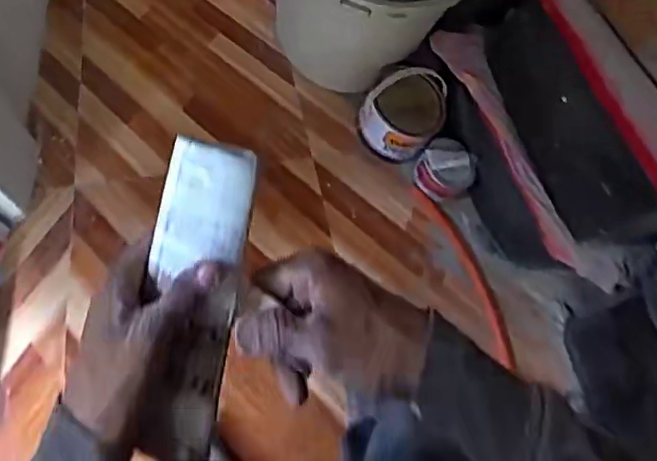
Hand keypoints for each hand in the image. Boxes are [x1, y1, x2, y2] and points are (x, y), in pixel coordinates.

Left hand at [62, 241, 223, 451]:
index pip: (148, 243)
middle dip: (186, 268)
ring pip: (160, 295)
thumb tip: (212, 264)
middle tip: (221, 267)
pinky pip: (159, 320)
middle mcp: (118, 294)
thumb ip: (180, 297)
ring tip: (219, 293)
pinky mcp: (130, 343)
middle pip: (157, 269)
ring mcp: (123, 320)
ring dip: (185, 296)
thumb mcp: (152, 333)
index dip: (176, 236)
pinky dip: (179, 319)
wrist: (91, 434)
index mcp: (117, 282)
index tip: (208, 234)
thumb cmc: (118, 375)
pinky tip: (202, 327)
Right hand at [234, 249, 428, 408]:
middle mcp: (312, 273)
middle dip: (277, 347)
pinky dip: (305, 353)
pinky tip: (311, 376)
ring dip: (290, 356)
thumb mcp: (316, 342)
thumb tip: (236, 331)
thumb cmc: (366, 344)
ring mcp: (325, 292)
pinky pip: (306, 328)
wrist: (420, 360)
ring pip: (289, 322)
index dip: (254, 316)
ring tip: (301, 390)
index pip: (260, 283)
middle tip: (290, 385)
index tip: (258, 352)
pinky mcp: (336, 312)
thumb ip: (274, 334)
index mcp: (306, 267)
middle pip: (273, 306)